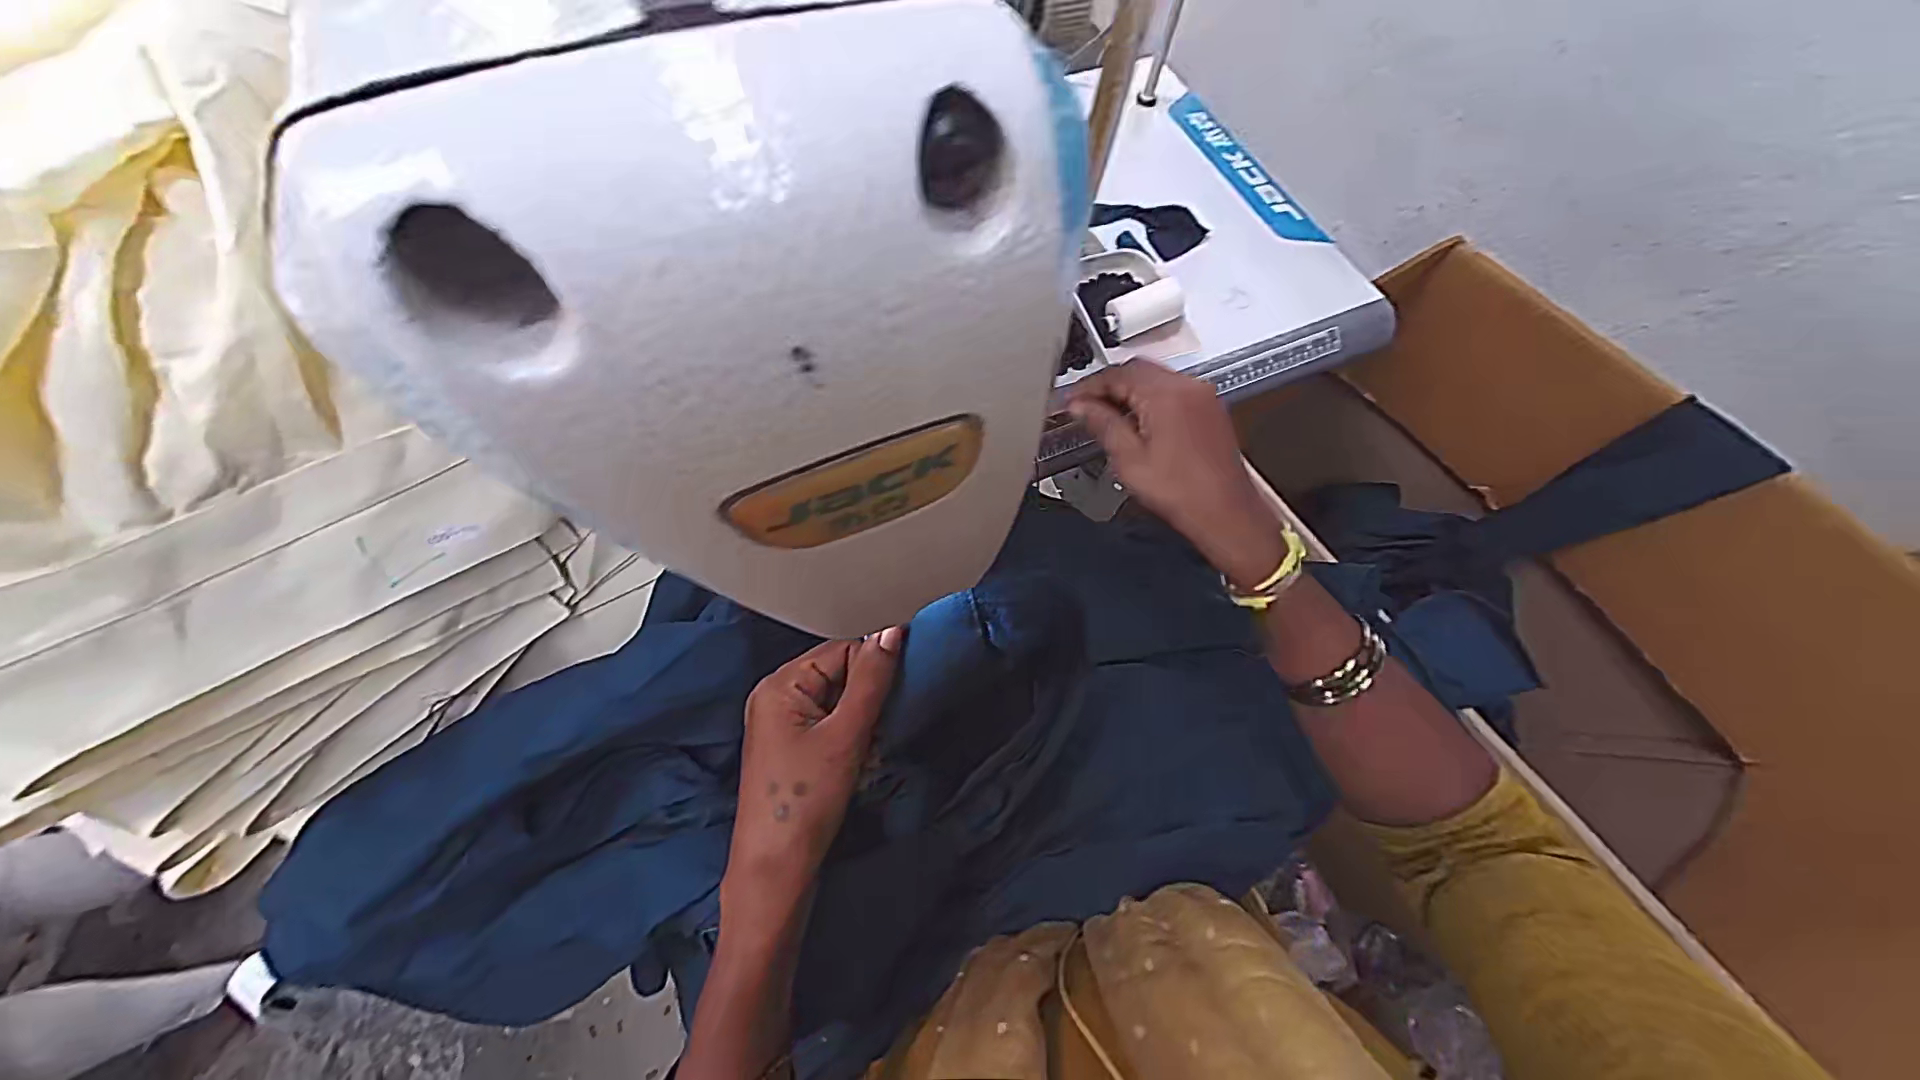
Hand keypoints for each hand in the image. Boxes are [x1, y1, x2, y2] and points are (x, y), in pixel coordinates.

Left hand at [726, 629, 903, 911]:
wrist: (776, 870)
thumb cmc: (807, 800)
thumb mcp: (847, 735)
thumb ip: (872, 679)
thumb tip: (892, 630)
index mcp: (780, 683)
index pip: (842, 649)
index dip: (873, 670)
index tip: (891, 701)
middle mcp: (775, 695)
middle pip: (840, 673)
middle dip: (868, 700)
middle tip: (875, 733)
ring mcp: (781, 722)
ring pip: (840, 700)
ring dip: (863, 722)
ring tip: (865, 753)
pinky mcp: (791, 746)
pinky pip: (830, 723)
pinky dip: (851, 737)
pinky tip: (856, 763)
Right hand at [1068, 360, 1286, 588]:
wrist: (1224, 512)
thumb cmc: (1185, 493)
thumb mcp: (1128, 459)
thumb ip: (1102, 424)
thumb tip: (1082, 407)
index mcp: (1167, 395)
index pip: (1117, 373)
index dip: (1088, 386)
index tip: (1073, 401)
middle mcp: (1189, 387)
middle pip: (1137, 370)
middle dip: (1107, 385)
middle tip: (1085, 407)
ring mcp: (1203, 396)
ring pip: (1155, 378)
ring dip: (1128, 391)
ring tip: (1106, 418)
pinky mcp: (1209, 409)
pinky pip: (1173, 391)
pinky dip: (1149, 399)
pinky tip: (1136, 423)